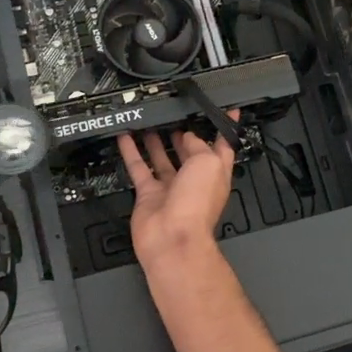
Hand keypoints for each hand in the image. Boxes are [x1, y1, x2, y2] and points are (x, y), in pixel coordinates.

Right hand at [116, 122, 234, 267]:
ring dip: (156, 141)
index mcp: (215, 173)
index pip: (222, 146)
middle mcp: (193, 182)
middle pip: (188, 153)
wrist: (172, 238)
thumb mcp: (208, 162)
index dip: (223, 129)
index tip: (225, 113)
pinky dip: (131, 153)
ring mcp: (170, 189)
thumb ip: (198, 145)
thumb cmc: (197, 208)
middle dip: (183, 135)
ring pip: (162, 159)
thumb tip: (188, 137)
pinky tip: (126, 138)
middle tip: (175, 117)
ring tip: (150, 123)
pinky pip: (139, 168)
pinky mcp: (149, 195)